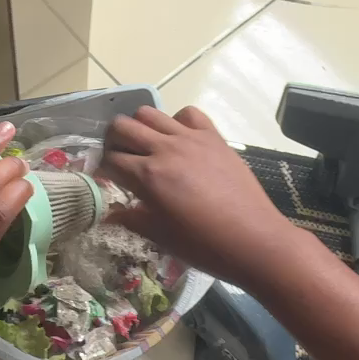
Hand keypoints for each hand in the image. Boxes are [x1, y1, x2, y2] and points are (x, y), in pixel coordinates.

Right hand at [100, 106, 311, 291]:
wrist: (255, 241)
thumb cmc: (205, 246)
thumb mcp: (161, 237)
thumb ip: (131, 219)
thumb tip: (108, 214)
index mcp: (148, 177)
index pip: (110, 160)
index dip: (103, 169)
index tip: (107, 178)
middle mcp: (165, 149)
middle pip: (122, 127)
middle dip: (114, 141)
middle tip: (121, 159)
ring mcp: (190, 138)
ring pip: (149, 113)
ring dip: (140, 127)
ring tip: (147, 146)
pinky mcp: (213, 136)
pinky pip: (188, 113)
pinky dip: (177, 121)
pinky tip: (180, 140)